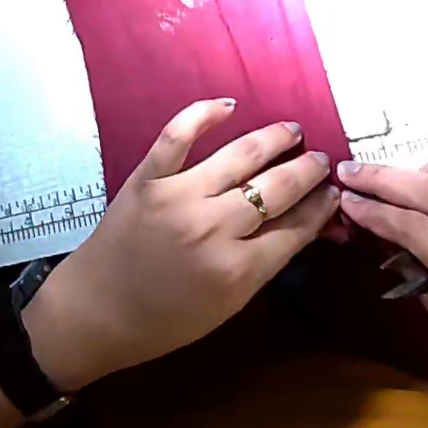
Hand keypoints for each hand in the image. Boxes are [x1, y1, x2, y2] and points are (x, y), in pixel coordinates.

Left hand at [23, 99, 338, 390]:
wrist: (94, 313)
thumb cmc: (164, 321)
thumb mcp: (227, 304)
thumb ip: (266, 262)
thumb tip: (306, 224)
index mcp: (237, 270)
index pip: (297, 227)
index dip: (322, 206)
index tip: (333, 192)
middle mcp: (214, 228)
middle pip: (277, 187)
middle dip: (308, 171)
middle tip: (321, 159)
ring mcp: (178, 197)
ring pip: (240, 155)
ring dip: (274, 138)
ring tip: (292, 131)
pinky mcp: (147, 178)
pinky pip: (178, 135)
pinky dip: (203, 114)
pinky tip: (229, 106)